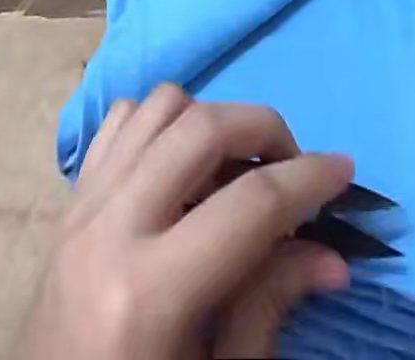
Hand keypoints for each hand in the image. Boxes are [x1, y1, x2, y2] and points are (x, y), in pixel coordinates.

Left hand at [19, 85, 354, 358]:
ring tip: (234, 167)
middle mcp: (110, 226)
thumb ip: (269, 308)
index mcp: (149, 292)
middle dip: (262, 129)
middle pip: (200, 128)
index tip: (344, 170)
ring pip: (157, 107)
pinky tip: (182, 163)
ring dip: (210, 119)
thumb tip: (330, 256)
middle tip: (293, 164)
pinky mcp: (70, 196)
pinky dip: (161, 122)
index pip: (249, 204)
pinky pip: (120, 121)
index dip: (308, 180)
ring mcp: (82, 202)